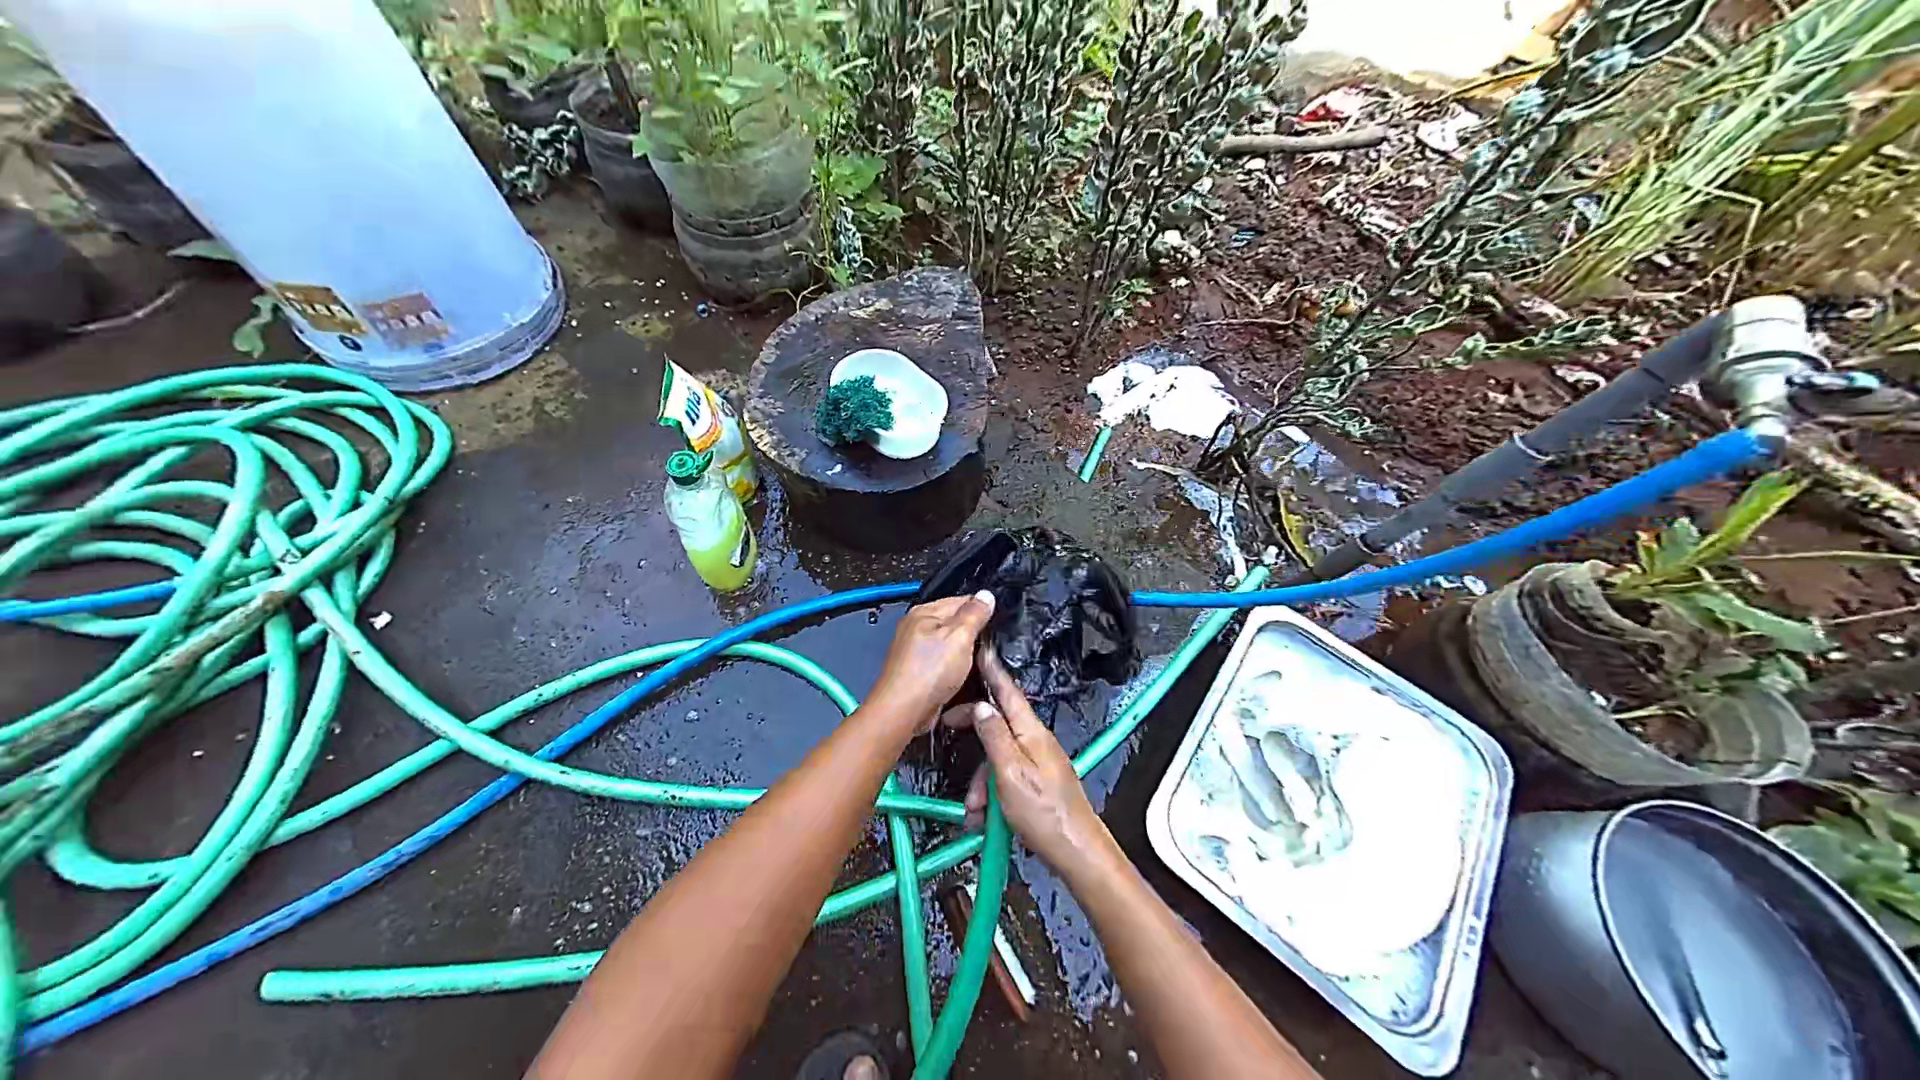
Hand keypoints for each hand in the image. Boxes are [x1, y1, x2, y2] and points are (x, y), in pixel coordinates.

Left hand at [866, 592, 996, 725]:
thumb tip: (985, 595)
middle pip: (956, 624)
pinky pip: (944, 665)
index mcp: (925, 612)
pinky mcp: (920, 672)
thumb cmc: (926, 673)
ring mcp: (917, 652)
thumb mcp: (960, 637)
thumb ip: (974, 614)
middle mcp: (917, 629)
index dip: (982, 611)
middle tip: (984, 649)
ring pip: (952, 646)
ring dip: (964, 656)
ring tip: (971, 667)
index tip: (993, 625)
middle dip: (973, 636)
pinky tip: (959, 679)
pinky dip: (954, 671)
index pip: (962, 600)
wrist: (904, 711)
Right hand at [947, 645, 1117, 876]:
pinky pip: (1005, 780)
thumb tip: (982, 707)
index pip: (1008, 692)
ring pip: (997, 759)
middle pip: (997, 725)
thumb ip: (994, 737)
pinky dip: (992, 797)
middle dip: (974, 735)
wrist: (1075, 852)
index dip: (992, 671)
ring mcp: (1037, 763)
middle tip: (948, 728)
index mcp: (1031, 732)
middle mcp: (1035, 742)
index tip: (981, 650)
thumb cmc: (1044, 813)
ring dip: (980, 783)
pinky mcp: (1036, 784)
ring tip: (976, 812)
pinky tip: (985, 820)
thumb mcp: (1010, 772)